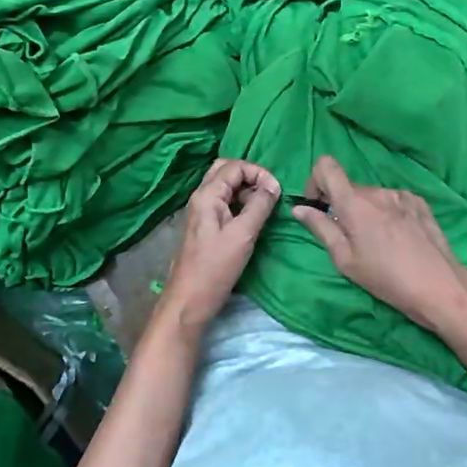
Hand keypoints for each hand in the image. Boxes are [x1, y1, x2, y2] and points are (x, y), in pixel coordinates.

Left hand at [161, 159, 280, 329]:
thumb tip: (273, 185)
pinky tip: (253, 215)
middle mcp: (201, 196)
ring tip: (264, 205)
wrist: (190, 300)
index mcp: (207, 194)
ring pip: (225, 185)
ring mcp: (202, 210)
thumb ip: (259, 205)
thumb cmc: (216, 267)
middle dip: (250, 175)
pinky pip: (224, 201)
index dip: (258, 172)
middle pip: (226, 170)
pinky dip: (240, 201)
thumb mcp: (243, 234)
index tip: (276, 191)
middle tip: (269, 191)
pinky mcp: (206, 224)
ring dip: (246, 188)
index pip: (235, 166)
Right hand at [290, 156, 466, 332]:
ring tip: (378, 243)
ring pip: (372, 196)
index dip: (316, 181)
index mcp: (355, 202)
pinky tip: (398, 239)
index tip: (319, 206)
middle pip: (349, 187)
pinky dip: (387, 213)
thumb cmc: (386, 278)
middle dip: (342, 206)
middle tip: (350, 238)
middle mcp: (377, 191)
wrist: (439, 286)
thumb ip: (321, 228)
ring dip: (366, 212)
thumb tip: (300, 208)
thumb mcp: (345, 260)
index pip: (326, 166)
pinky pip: (392, 200)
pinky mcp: (419, 202)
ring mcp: (401, 194)